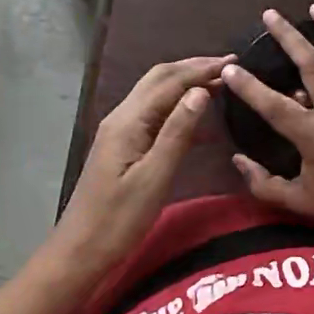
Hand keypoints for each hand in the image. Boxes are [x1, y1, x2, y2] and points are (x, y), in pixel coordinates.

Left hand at [55, 55, 231, 267]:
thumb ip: (178, 132)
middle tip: (229, 67)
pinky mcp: (123, 146)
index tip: (233, 62)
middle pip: (160, 79)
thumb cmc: (119, 219)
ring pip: (157, 94)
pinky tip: (201, 120)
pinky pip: (155, 115)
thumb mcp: (154, 177)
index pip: (169, 81)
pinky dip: (179, 108)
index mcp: (129, 121)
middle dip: (194, 68)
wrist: (80, 251)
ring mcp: (121, 131)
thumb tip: (201, 91)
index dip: (201, 69)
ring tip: (220, 85)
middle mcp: (122, 117)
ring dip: (187, 84)